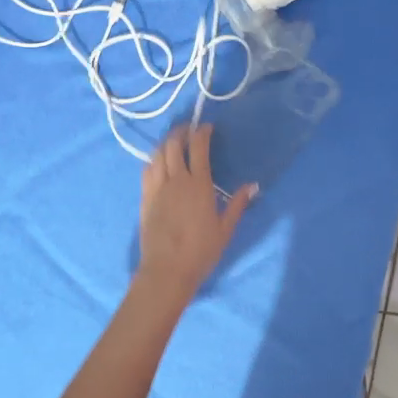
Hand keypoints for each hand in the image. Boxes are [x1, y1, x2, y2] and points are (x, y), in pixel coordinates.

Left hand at [137, 124, 254, 298]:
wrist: (167, 269)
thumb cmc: (201, 251)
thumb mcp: (225, 229)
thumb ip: (237, 204)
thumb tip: (252, 185)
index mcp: (199, 185)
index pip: (199, 148)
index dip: (202, 132)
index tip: (208, 127)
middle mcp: (176, 180)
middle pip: (174, 144)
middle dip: (182, 131)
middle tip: (189, 129)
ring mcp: (157, 187)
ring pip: (158, 154)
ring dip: (167, 142)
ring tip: (174, 141)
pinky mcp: (145, 198)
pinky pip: (147, 169)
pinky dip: (154, 159)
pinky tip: (159, 161)